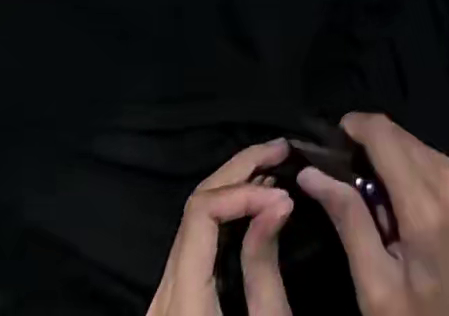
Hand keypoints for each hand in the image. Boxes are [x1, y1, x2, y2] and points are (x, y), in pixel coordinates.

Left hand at [148, 140, 294, 315]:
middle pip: (194, 205)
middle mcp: (163, 291)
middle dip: (241, 168)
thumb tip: (278, 198)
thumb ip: (264, 265)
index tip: (285, 190)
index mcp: (183, 301)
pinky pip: (196, 240)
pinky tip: (255, 200)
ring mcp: (163, 296)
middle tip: (284, 147)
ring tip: (275, 165)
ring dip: (235, 184)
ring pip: (193, 218)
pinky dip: (227, 210)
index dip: (243, 189)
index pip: (202, 213)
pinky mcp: (173, 301)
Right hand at [297, 113, 448, 315]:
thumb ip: (349, 222)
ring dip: (396, 164)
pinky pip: (441, 160)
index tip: (330, 139)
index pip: (384, 134)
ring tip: (383, 210)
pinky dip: (420, 173)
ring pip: (420, 147)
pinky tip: (413, 210)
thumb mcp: (378, 289)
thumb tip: (311, 174)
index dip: (354, 126)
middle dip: (371, 151)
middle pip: (402, 138)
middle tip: (350, 188)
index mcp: (429, 202)